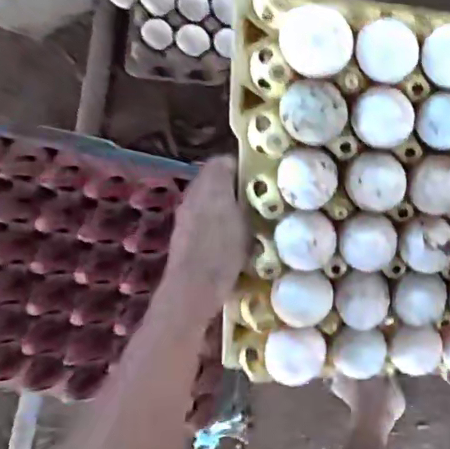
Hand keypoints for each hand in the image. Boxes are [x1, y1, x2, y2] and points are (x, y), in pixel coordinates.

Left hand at [164, 156, 247, 304]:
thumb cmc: (223, 248)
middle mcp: (192, 195)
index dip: (245, 168)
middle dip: (237, 189)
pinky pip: (206, 221)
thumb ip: (243, 192)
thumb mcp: (243, 215)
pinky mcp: (185, 237)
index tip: (264, 180)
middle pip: (217, 182)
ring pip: (211, 202)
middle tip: (261, 202)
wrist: (194, 287)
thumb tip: (245, 172)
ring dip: (229, 208)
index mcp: (208, 183)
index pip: (225, 161)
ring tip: (252, 222)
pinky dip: (220, 226)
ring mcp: (186, 216)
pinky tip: (236, 241)